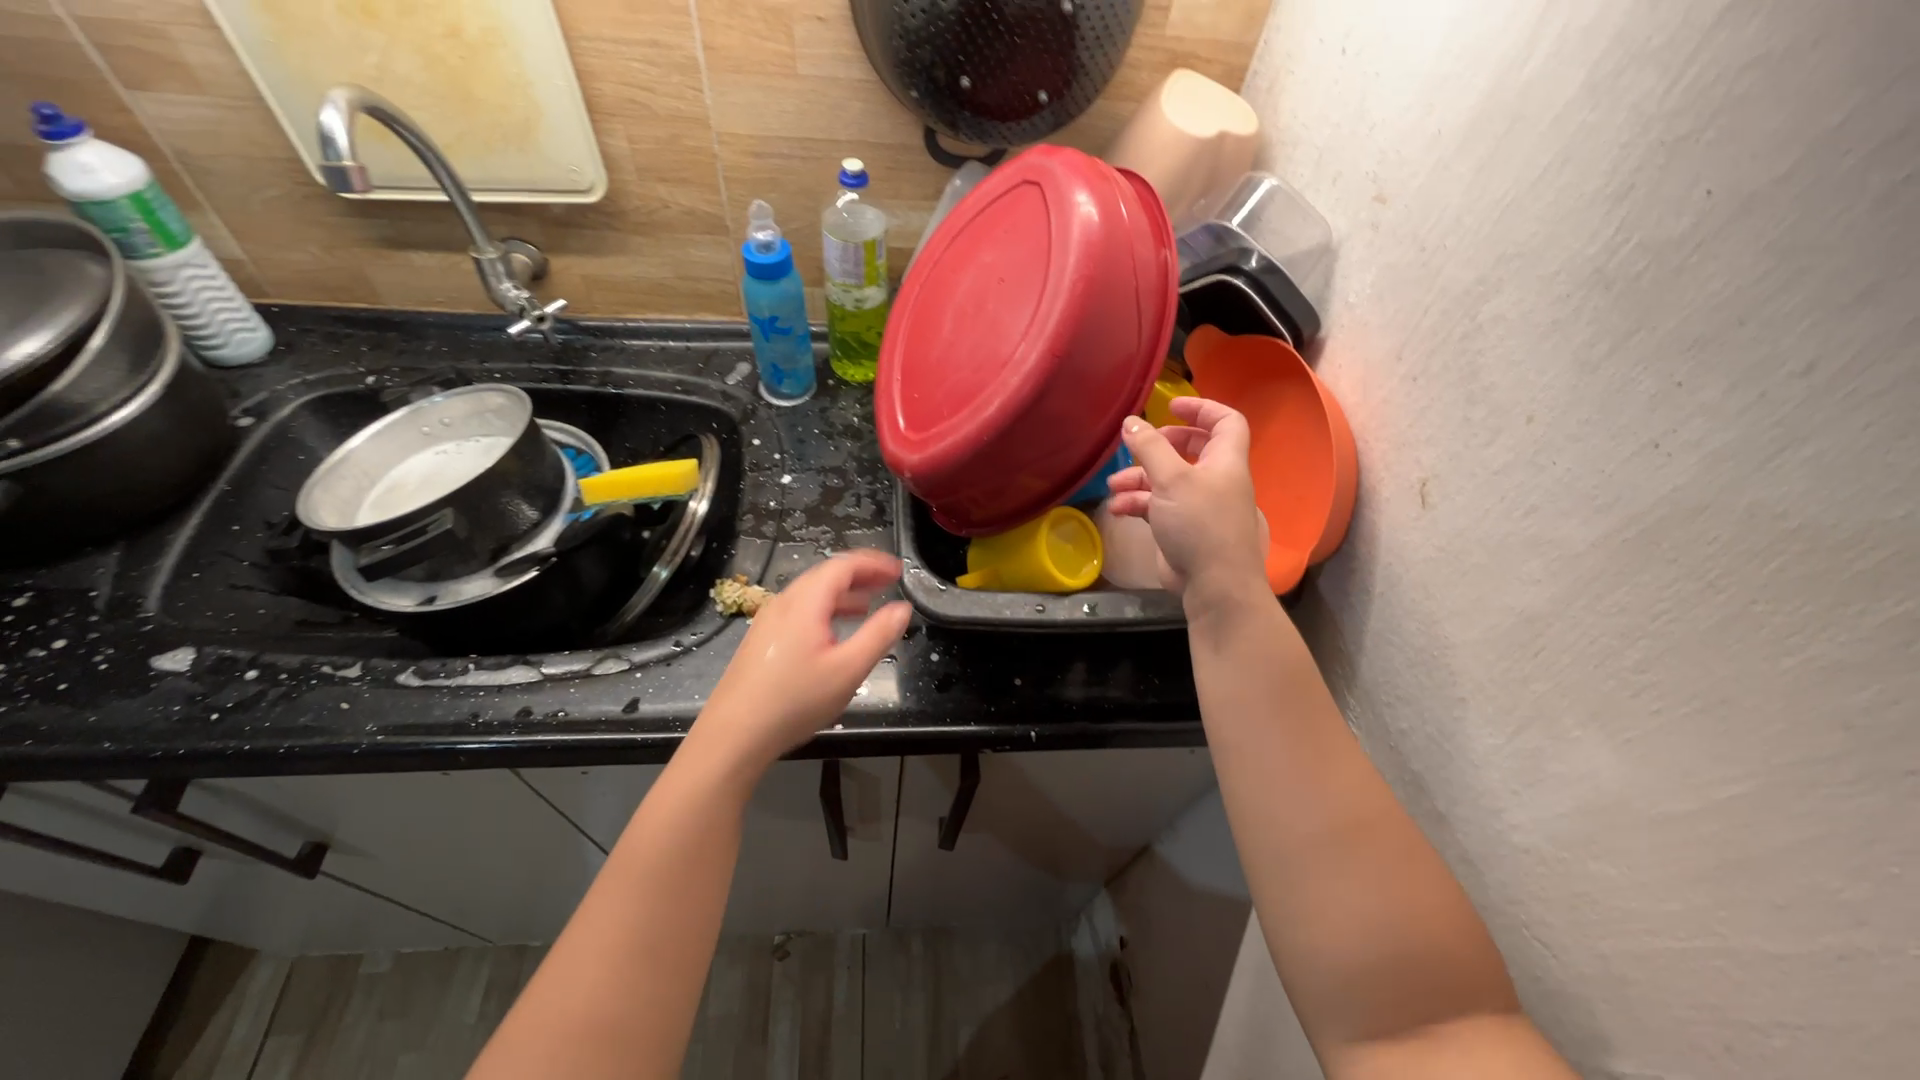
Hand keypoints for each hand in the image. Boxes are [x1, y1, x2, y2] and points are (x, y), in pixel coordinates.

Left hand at [692, 550, 911, 772]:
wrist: (734, 733)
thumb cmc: (795, 701)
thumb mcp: (848, 670)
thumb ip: (879, 635)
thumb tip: (902, 608)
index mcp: (806, 602)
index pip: (843, 566)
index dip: (873, 563)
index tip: (899, 570)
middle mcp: (783, 603)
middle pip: (825, 576)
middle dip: (860, 576)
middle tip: (888, 583)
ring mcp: (768, 620)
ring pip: (810, 595)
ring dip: (842, 594)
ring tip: (867, 606)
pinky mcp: (761, 640)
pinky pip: (799, 611)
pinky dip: (824, 610)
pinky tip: (834, 634)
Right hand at [1107, 397, 1266, 599]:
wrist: (1213, 583)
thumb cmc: (1200, 523)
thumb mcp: (1171, 478)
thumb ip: (1149, 447)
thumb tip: (1130, 422)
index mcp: (1225, 461)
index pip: (1225, 422)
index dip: (1202, 409)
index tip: (1171, 406)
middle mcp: (1215, 479)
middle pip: (1191, 450)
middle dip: (1161, 445)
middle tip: (1139, 445)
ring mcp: (1199, 505)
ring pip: (1168, 480)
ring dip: (1139, 477)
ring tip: (1114, 484)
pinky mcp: (1182, 528)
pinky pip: (1158, 506)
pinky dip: (1138, 503)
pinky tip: (1118, 508)